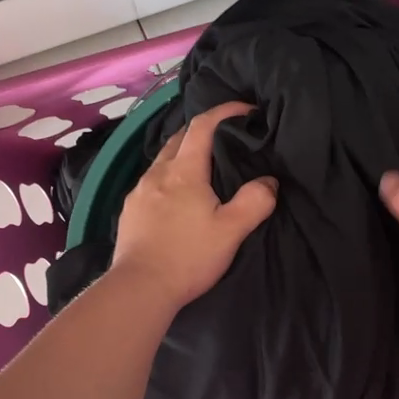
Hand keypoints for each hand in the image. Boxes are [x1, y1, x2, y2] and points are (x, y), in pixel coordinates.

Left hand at [110, 100, 277, 311]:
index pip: (203, 125)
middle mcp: (157, 173)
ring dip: (184, 156)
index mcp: (184, 171)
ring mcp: (139, 192)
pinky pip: (152, 182)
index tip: (245, 110)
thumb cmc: (189, 257)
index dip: (225, 111)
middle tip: (225, 140)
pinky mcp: (130, 212)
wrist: (140, 288)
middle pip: (179, 138)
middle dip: (202, 132)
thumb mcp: (232, 230)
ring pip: (163, 161)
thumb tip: (268, 181)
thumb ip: (255, 201)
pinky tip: (177, 198)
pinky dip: (169, 178)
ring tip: (203, 169)